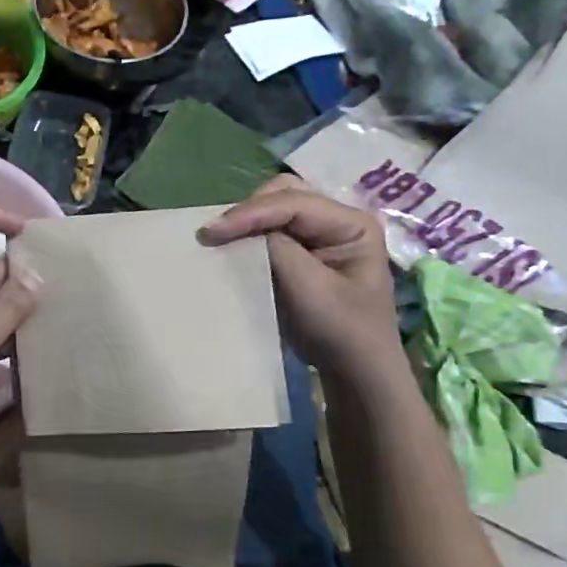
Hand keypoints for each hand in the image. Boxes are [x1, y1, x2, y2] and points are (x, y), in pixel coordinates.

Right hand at [198, 175, 400, 384]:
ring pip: (276, 210)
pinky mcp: (302, 254)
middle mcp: (337, 221)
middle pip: (286, 195)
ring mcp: (320, 236)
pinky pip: (271, 232)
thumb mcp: (311, 291)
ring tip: (217, 238)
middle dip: (249, 209)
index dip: (251, 213)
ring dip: (247, 220)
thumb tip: (243, 231)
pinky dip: (249, 236)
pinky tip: (230, 247)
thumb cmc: (342, 332)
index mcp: (352, 224)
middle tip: (215, 233)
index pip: (295, 203)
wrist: (355, 371)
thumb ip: (279, 252)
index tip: (211, 232)